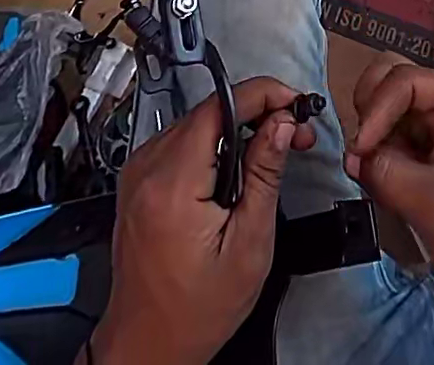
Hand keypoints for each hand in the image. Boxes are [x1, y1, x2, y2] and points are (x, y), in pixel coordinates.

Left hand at [87, 77, 316, 364]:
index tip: (292, 100)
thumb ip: (264, 175)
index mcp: (173, 183)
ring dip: (236, 127)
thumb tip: (280, 124)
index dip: (261, 95)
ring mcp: (139, 167)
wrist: (148, 340)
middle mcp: (148, 165)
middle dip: (257, 114)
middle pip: (209, 111)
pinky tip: (235, 164)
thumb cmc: (196, 308)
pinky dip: (213, 142)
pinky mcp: (139, 173)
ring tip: (270, 151)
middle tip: (294, 132)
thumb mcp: (248, 246)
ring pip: (197, 122)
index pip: (219, 107)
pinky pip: (182, 139)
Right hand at [343, 59, 433, 289]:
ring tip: (375, 172)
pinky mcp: (415, 143)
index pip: (402, 80)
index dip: (376, 110)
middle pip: (385, 76)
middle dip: (368, 109)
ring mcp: (428, 120)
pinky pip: (377, 130)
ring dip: (367, 133)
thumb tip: (350, 155)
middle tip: (364, 149)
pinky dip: (370, 150)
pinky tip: (383, 182)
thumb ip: (385, 171)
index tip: (361, 149)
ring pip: (376, 101)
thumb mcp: (433, 204)